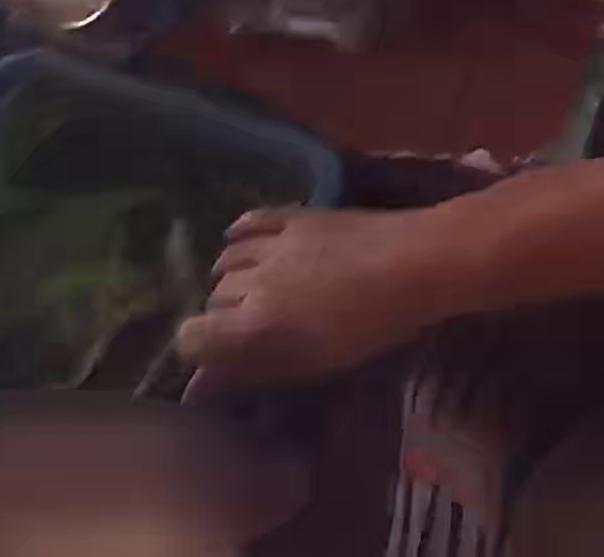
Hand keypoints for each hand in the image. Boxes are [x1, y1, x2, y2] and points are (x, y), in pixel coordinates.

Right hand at [179, 206, 449, 400]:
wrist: (411, 262)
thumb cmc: (371, 325)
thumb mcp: (313, 362)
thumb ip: (254, 370)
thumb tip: (201, 388)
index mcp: (256, 323)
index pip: (193, 336)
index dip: (198, 347)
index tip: (216, 352)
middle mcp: (254, 279)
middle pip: (215, 298)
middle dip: (226, 315)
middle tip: (255, 323)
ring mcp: (273, 241)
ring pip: (228, 260)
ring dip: (234, 276)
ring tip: (256, 285)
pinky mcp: (294, 215)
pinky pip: (251, 220)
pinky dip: (241, 234)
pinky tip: (243, 242)